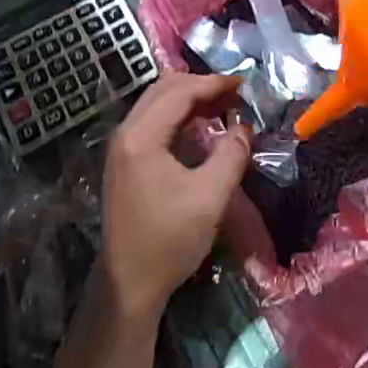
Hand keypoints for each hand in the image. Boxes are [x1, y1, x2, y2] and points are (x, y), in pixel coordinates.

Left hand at [102, 74, 252, 315]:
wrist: (129, 283)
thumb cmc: (169, 239)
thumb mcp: (210, 197)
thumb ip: (231, 155)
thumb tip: (245, 128)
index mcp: (141, 137)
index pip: (179, 92)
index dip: (214, 84)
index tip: (244, 84)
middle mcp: (126, 134)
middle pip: (164, 90)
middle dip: (201, 85)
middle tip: (235, 94)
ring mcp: (122, 148)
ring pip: (157, 104)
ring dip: (190, 99)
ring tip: (224, 106)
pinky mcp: (126, 162)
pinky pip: (153, 122)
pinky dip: (179, 116)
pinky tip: (202, 128)